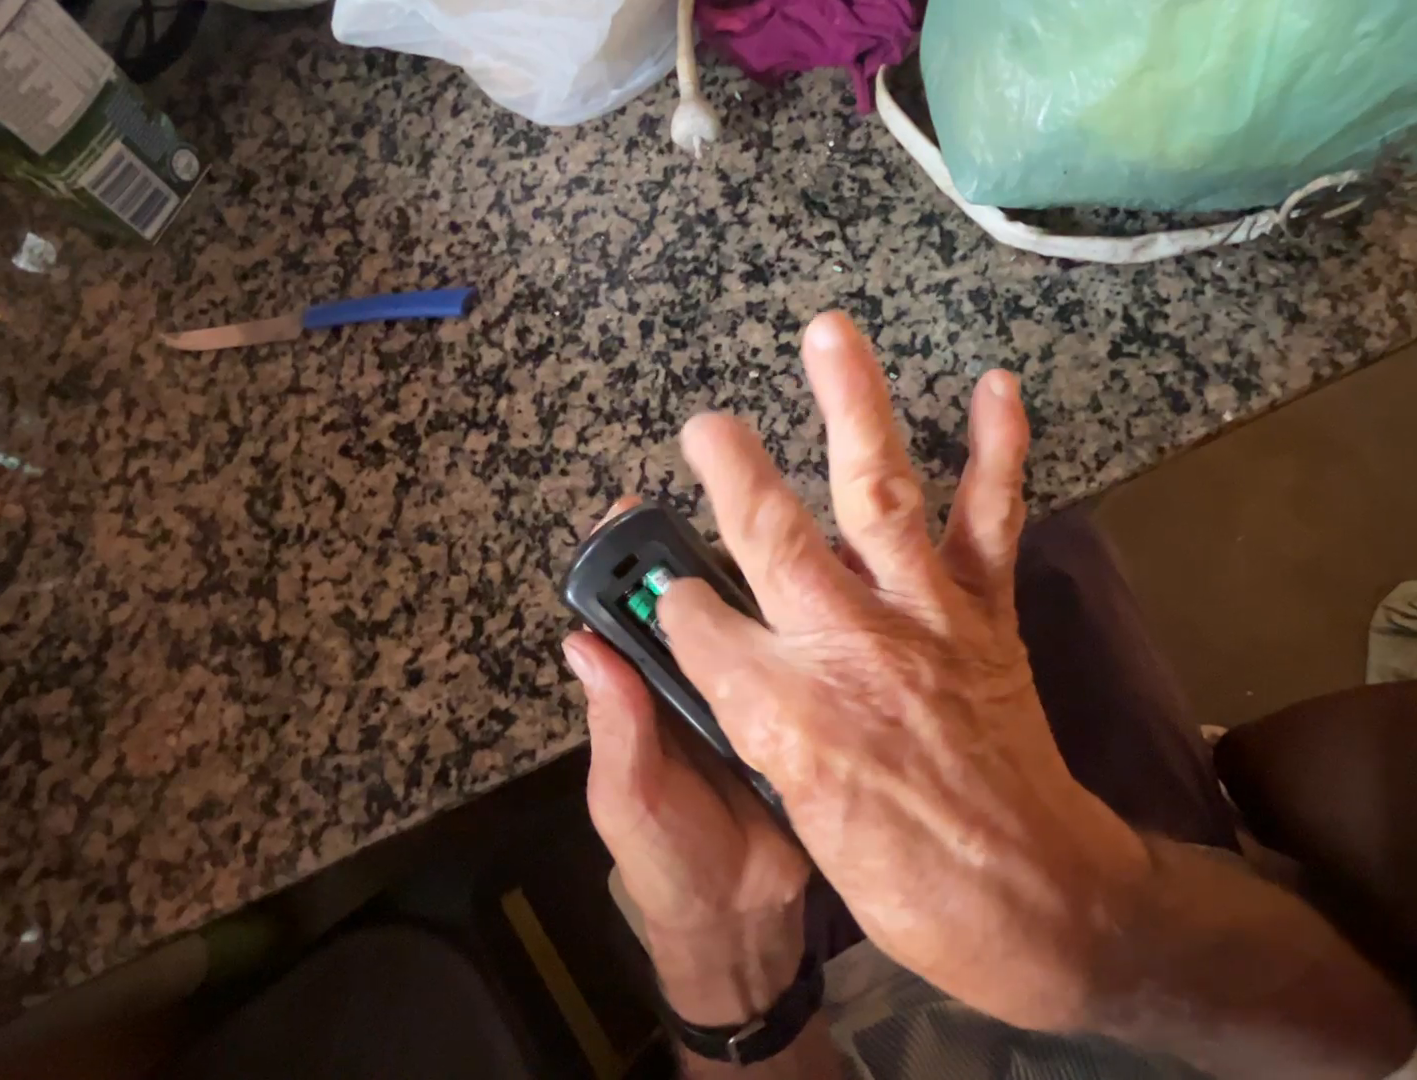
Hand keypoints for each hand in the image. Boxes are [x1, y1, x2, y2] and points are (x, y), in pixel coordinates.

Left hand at [564, 500, 811, 1024]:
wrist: (744, 914)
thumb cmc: (669, 860)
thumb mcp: (628, 798)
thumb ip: (615, 730)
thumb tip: (582, 647)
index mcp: (641, 694)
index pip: (624, 616)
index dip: (621, 563)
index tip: (629, 511)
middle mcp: (692, 679)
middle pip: (688, 602)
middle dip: (696, 550)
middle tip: (727, 499)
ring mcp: (747, 690)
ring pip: (745, 619)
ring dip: (756, 577)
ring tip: (789, 532)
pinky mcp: (795, 707)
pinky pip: (795, 657)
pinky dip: (805, 624)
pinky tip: (835, 594)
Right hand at [653, 312, 1150, 1031]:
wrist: (1028, 899)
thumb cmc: (900, 876)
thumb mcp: (795, 808)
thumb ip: (746, 708)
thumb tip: (710, 639)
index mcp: (784, 708)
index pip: (702, 625)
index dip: (678, 600)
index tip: (669, 581)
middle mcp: (847, 646)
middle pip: (771, 537)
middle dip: (730, 473)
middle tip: (704, 423)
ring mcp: (925, 617)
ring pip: (876, 492)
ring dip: (849, 405)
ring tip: (830, 333)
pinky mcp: (985, 613)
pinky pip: (992, 518)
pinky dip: (996, 450)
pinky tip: (995, 388)